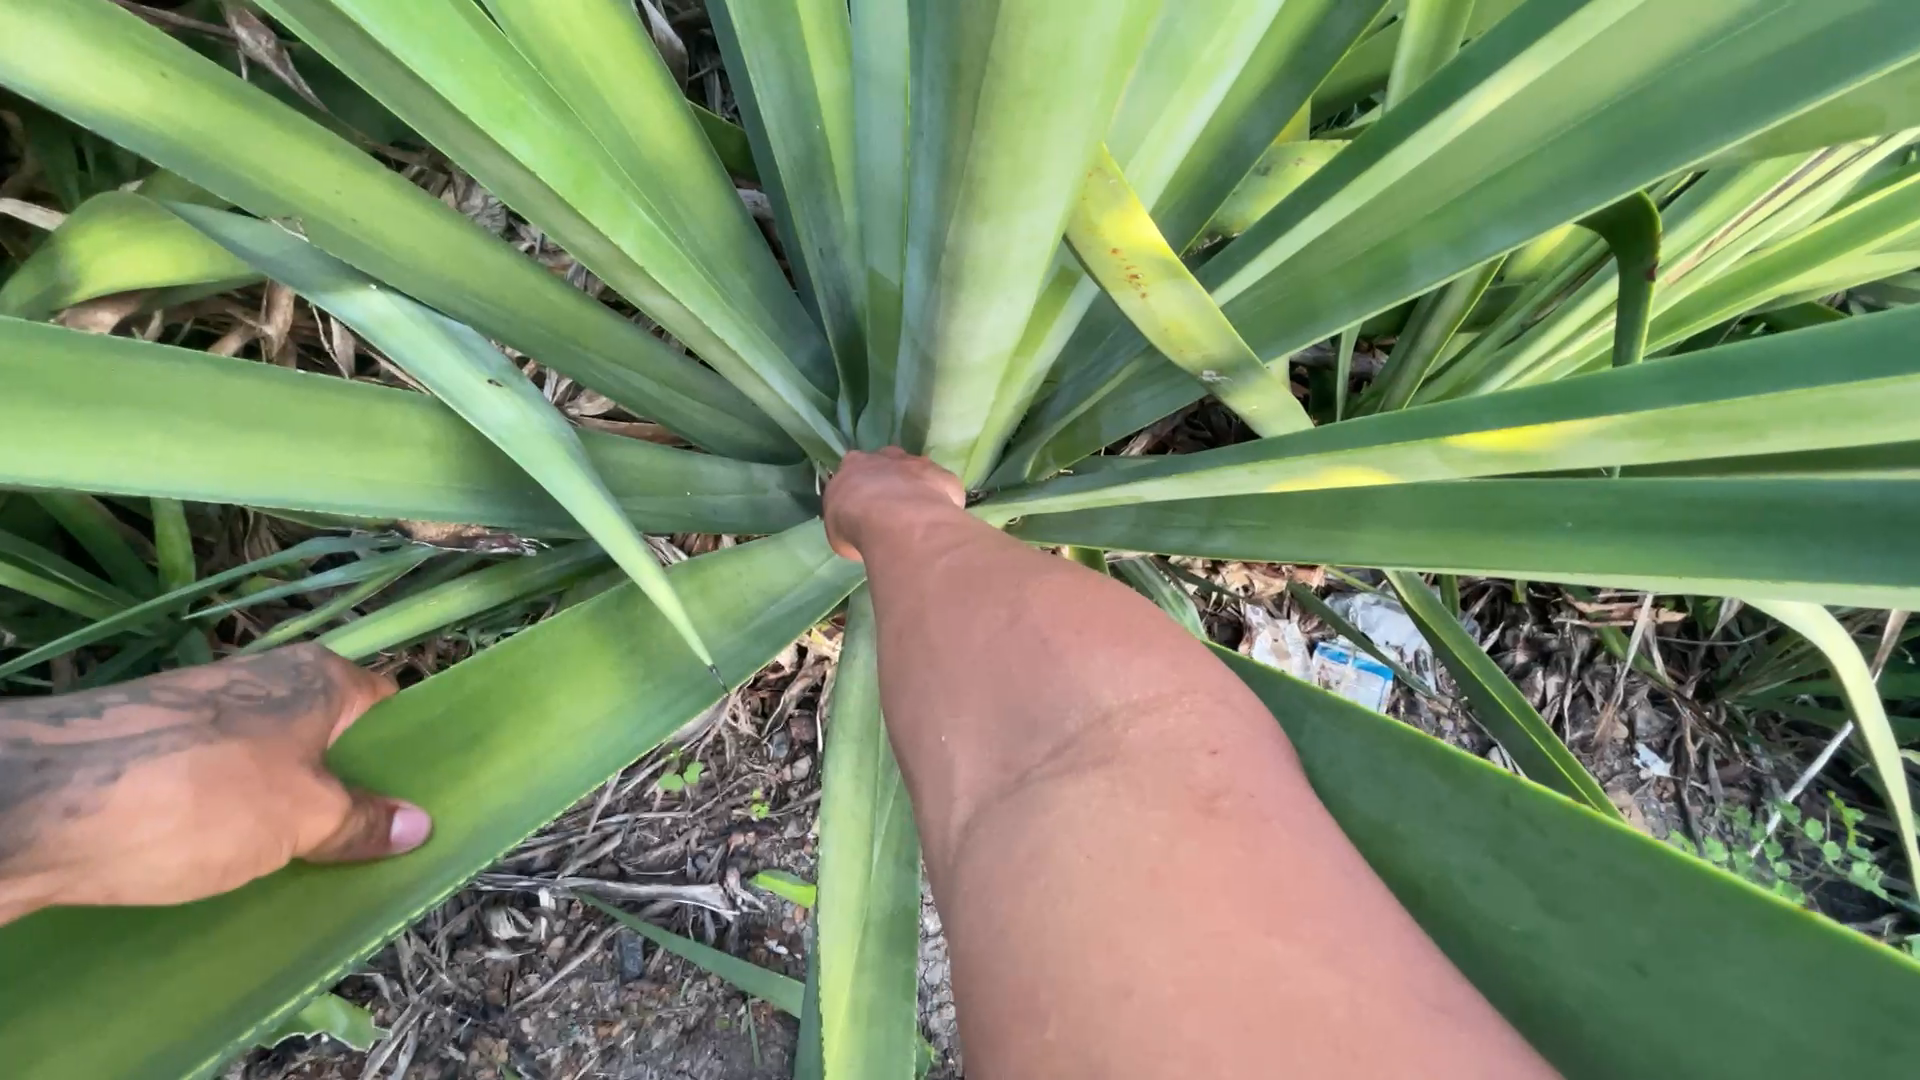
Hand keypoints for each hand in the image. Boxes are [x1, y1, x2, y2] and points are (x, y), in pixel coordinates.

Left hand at [0, 644, 429, 922]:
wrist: (16, 806)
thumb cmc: (199, 793)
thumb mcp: (303, 817)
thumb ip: (364, 821)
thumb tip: (419, 826)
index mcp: (320, 678)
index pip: (388, 708)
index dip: (407, 752)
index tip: (416, 797)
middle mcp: (265, 682)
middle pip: (327, 739)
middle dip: (344, 789)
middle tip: (366, 839)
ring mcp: (196, 714)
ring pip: (266, 765)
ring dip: (282, 808)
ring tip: (299, 858)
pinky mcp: (139, 751)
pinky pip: (207, 785)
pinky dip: (223, 818)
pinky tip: (224, 859)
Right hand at [823, 447, 966, 561]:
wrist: (897, 523)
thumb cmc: (857, 528)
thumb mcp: (839, 531)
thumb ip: (848, 522)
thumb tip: (860, 531)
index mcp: (853, 466)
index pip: (854, 466)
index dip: (860, 484)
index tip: (863, 502)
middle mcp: (885, 458)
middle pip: (887, 461)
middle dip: (890, 478)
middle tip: (891, 507)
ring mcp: (917, 463)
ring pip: (918, 469)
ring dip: (917, 486)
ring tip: (918, 515)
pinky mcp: (943, 476)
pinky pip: (943, 485)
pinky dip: (942, 498)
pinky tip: (940, 519)